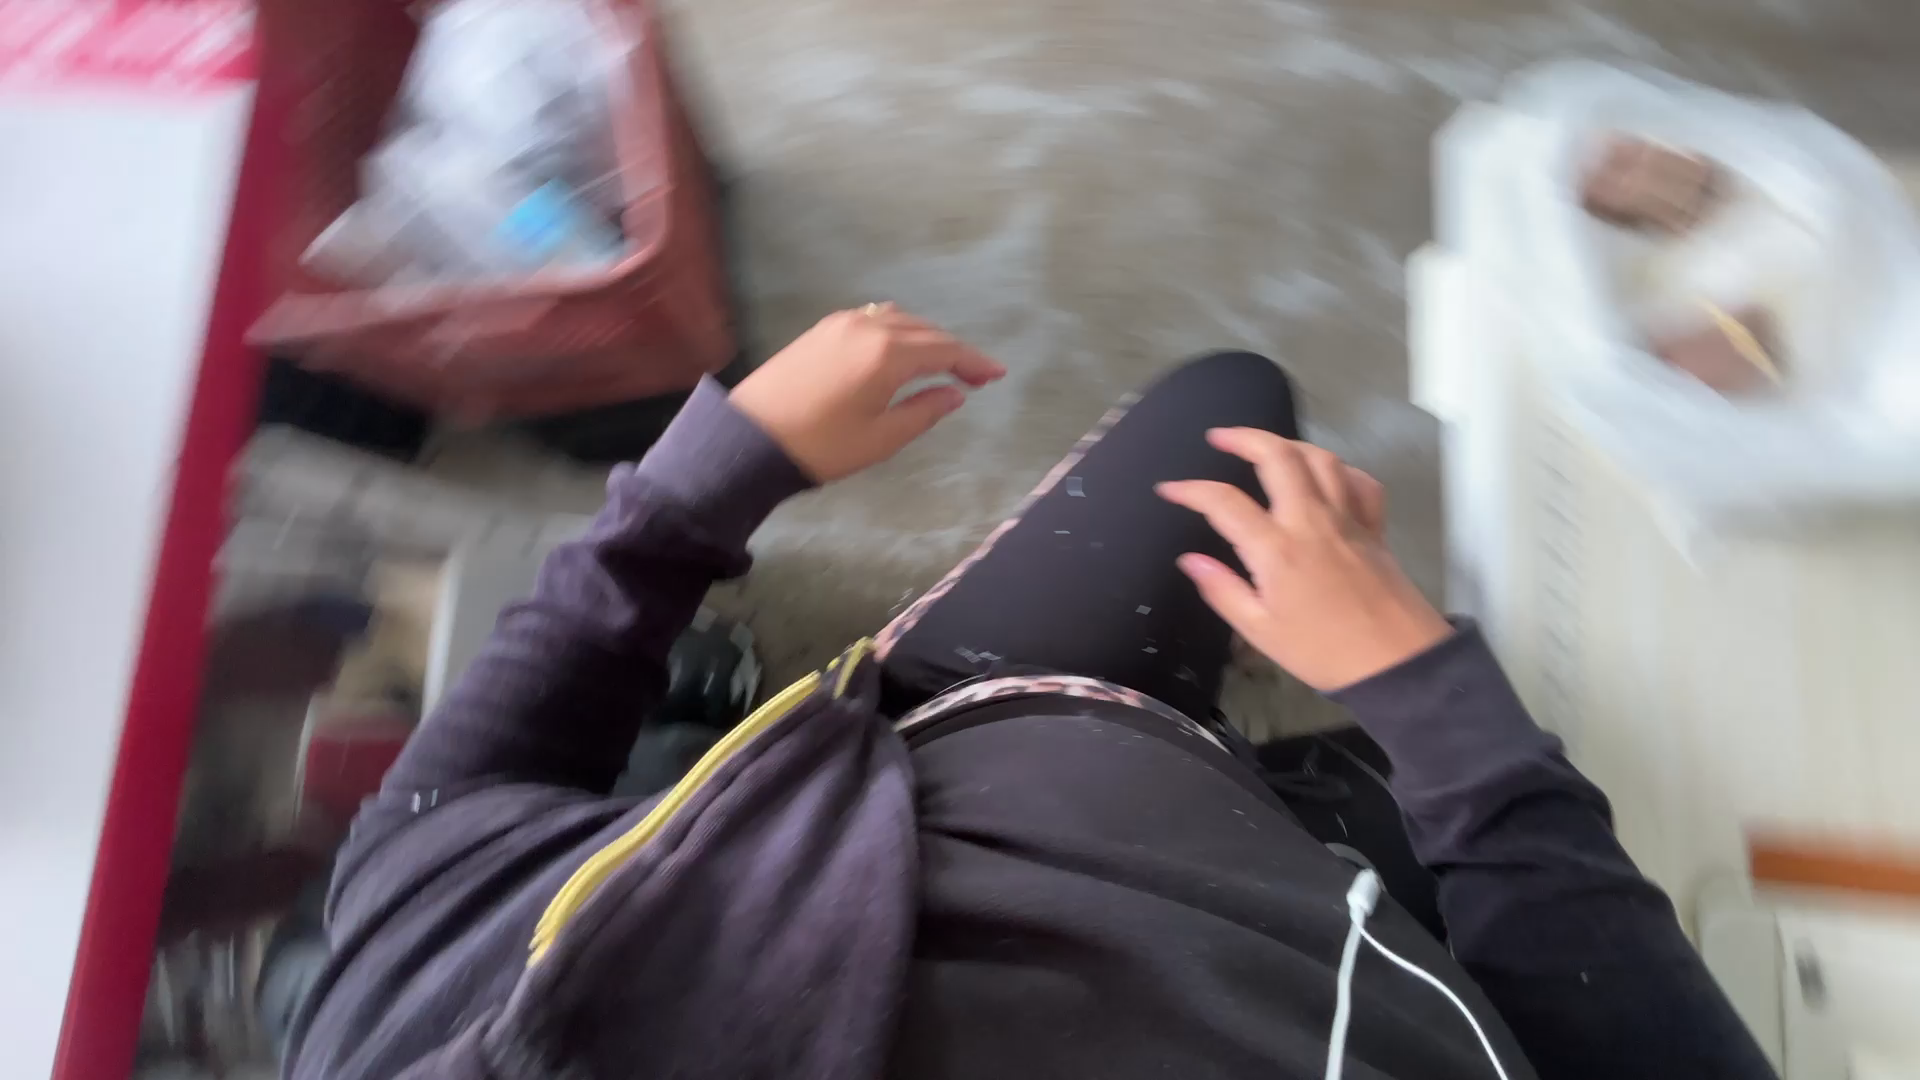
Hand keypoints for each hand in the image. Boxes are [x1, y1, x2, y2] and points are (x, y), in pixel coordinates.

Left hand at [731, 305, 1005, 482]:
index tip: (997, 375)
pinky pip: (874, 318)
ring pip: (898, 319)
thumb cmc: (822, 446)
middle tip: (974, 376)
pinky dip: (898, 331)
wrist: (751, 439)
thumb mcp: (882, 438)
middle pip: (924, 330)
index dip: (974, 362)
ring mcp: (841, 322)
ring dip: (925, 338)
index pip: (945, 349)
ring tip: (940, 365)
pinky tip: (901, 352)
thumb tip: (955, 393)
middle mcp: (868, 325)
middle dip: (954, 350)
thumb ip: (924, 411)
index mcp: (888, 353)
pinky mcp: (822, 329)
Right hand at [1157, 429, 1450, 692]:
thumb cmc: (1322, 652)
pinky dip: (1338, 469)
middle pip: (1278, 457)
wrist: (1400, 665)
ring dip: (1288, 444)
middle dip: (1243, 438)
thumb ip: (1222, 590)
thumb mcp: (1259, 630)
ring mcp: (1348, 519)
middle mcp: (1311, 521)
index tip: (1169, 489)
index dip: (1191, 490)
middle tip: (1218, 437)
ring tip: (1265, 447)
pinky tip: (1323, 476)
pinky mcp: (1374, 528)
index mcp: (1277, 549)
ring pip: (1320, 459)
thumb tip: (1190, 560)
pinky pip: (1359, 482)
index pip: (1224, 502)